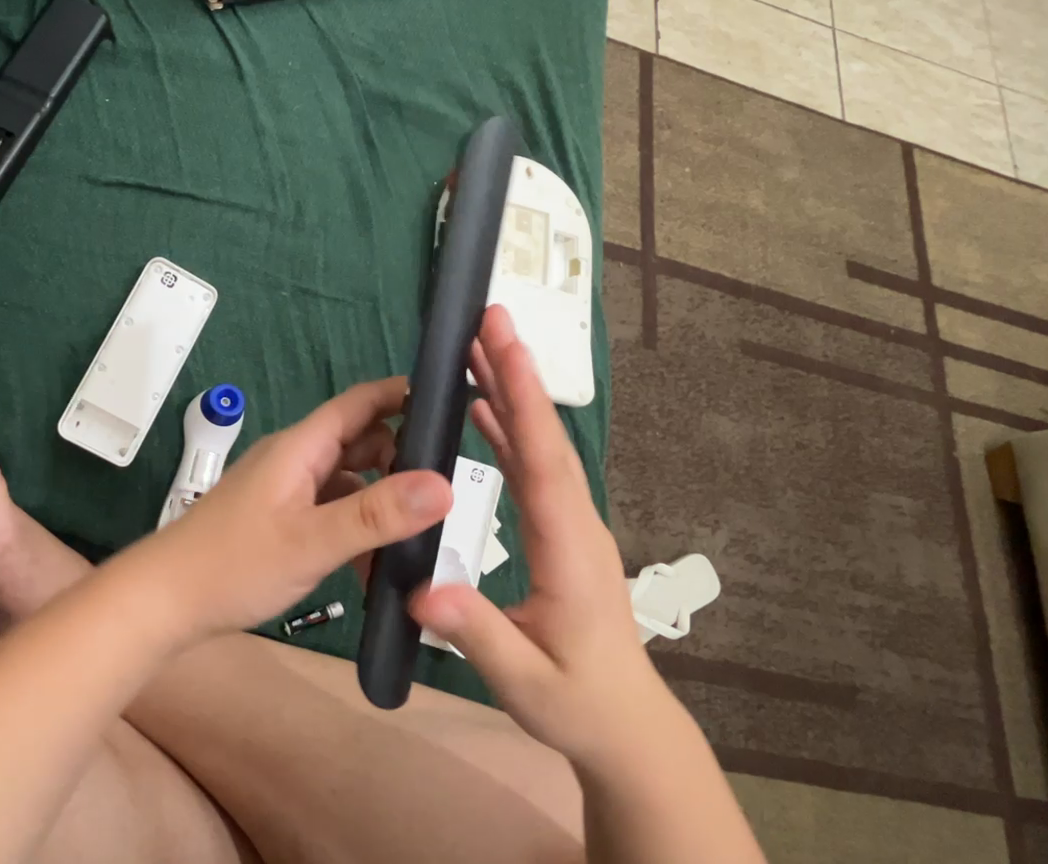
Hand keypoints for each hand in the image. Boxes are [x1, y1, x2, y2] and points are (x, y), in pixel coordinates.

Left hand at [127, 377, 453, 639]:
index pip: (361, 402)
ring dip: (380, 505)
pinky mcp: (280, 519)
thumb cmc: (234, 564)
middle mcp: (295, 459)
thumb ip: (377, 514)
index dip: (404, 396)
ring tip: (418, 540)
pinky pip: (330, 511)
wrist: (164, 602)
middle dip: (402, 462)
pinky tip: (375, 570)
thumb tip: (444, 484)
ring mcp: (286, 490)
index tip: (452, 405)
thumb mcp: (313, 541)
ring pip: (348, 482)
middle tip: (445, 496)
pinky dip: (356, 531)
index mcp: (300, 448)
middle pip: (360, 443)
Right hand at [410, 306, 664, 763]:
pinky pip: (533, 469)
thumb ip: (478, 635)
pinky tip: (482, 412)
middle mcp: (577, 522)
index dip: (523, 400)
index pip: (545, 461)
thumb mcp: (524, 680)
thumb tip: (422, 590)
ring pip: (540, 447)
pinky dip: (508, 432)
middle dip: (516, 375)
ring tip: (477, 351)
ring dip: (510, 396)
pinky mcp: (561, 531)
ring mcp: (572, 524)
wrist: (625, 725)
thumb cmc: (578, 703)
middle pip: (545, 437)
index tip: (503, 344)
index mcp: (571, 548)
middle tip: (488, 321)